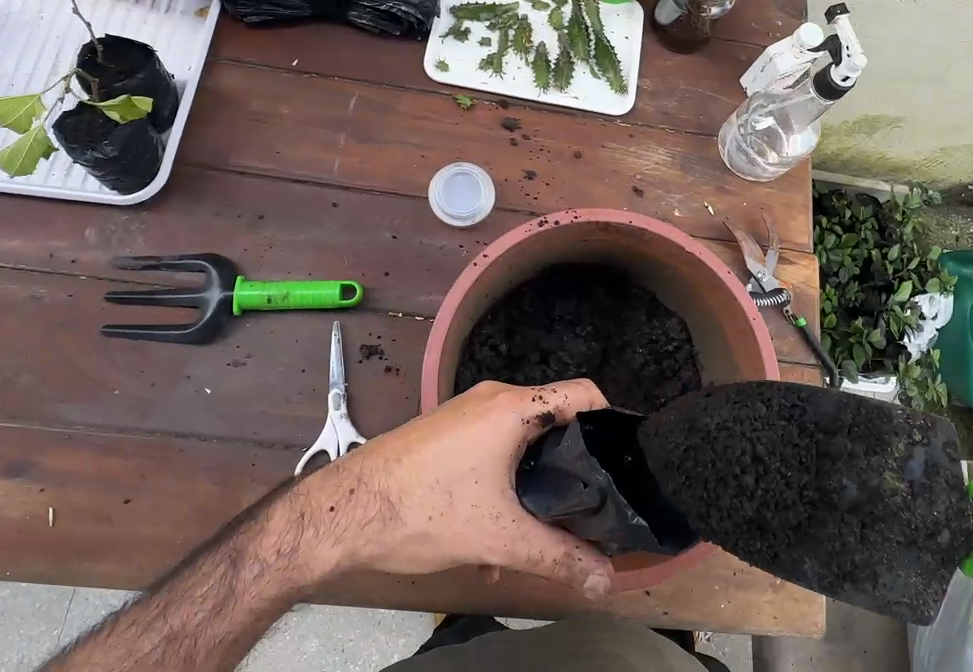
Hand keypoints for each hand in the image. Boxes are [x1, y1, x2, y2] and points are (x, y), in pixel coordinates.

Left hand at [290, 378, 613, 596]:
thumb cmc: (422, 510)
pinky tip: (508, 518)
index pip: (584, 393)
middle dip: (579, 457)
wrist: (342, 511)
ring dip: (542, 471)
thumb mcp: (497, 538)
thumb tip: (605, 579)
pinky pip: (497, 442)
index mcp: (513, 407)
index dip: (613, 422)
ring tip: (557, 516)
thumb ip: (557, 556)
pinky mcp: (449, 430)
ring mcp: (468, 412)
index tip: (630, 459)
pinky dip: (513, 472)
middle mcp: (493, 398)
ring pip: (525, 433)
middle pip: (557, 415)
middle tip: (599, 497)